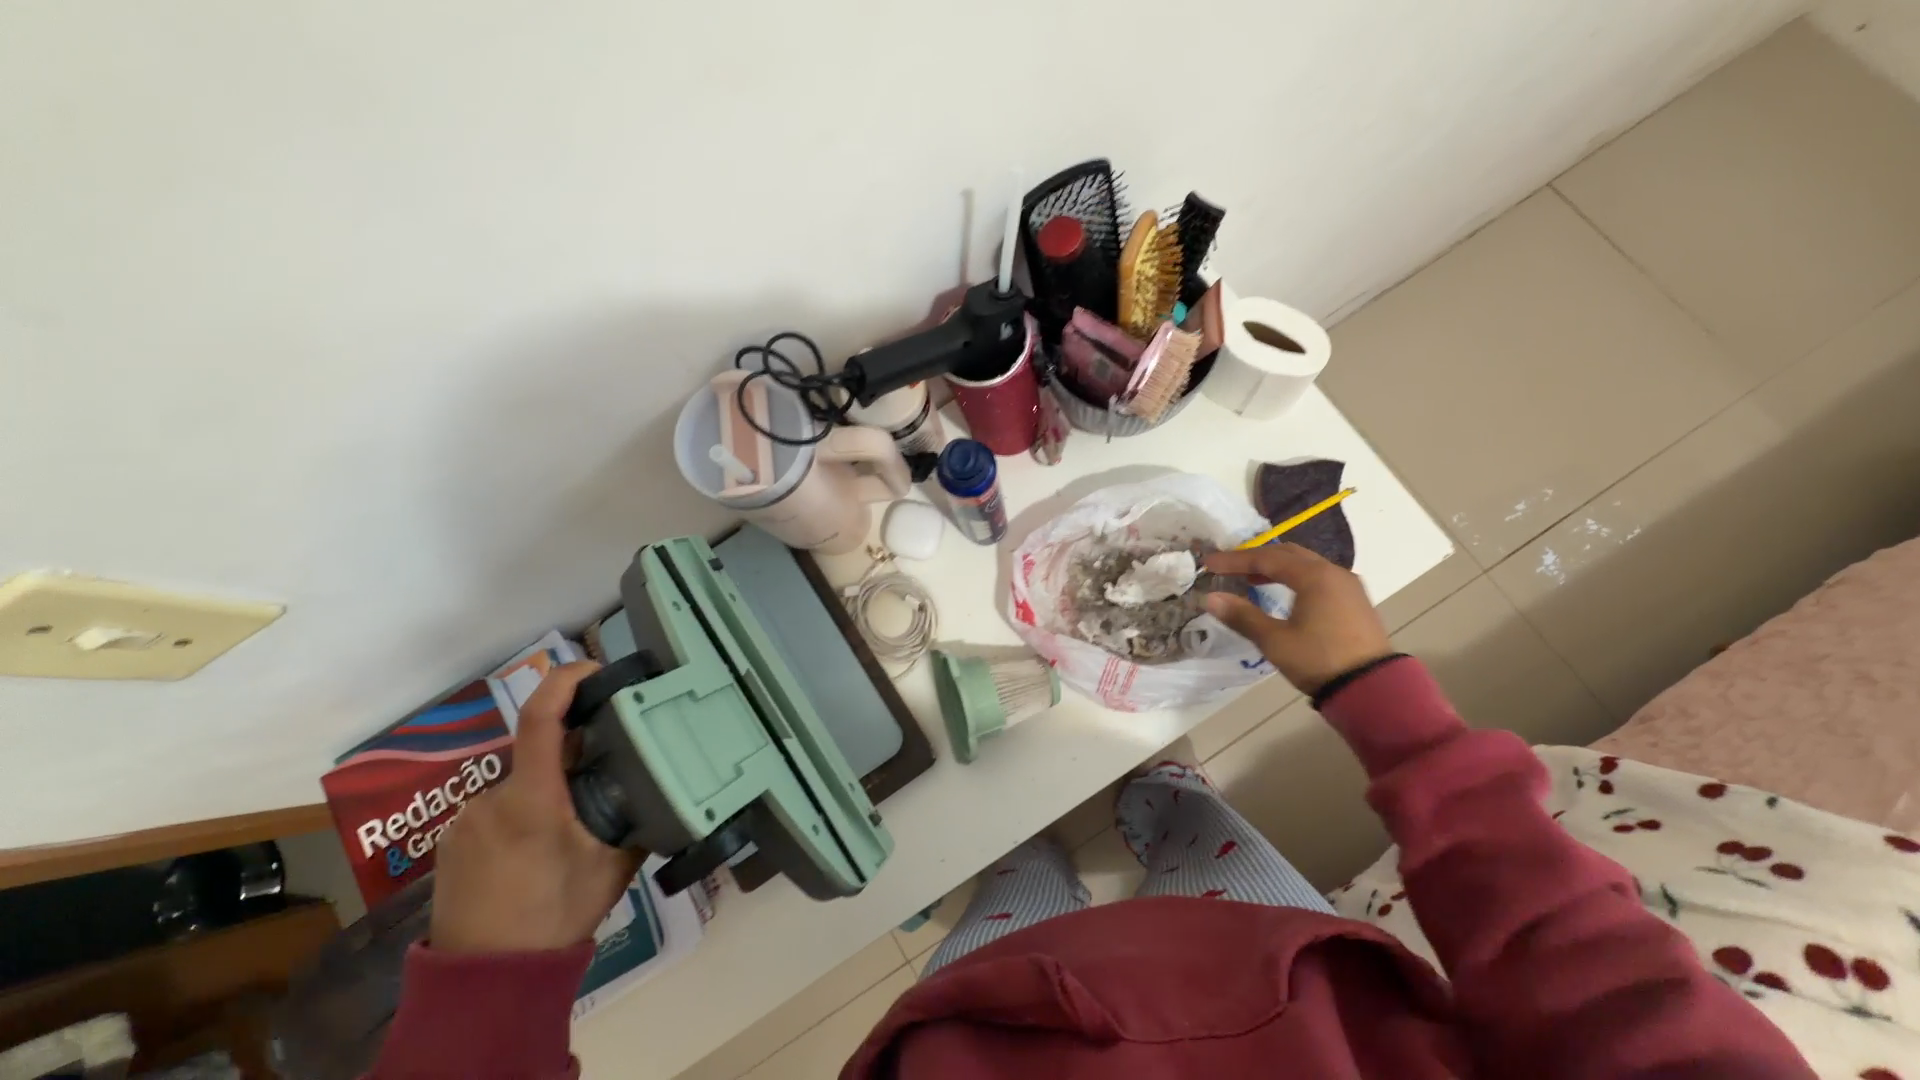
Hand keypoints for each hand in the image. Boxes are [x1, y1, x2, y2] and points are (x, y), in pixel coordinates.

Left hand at [429, 661, 642, 954]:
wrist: (485, 977)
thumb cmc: (554, 915)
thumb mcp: (612, 867)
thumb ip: (634, 818)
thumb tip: (659, 788)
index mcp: (533, 798)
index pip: (542, 718)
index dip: (565, 681)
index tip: (592, 668)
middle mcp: (491, 798)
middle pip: (538, 759)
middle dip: (571, 763)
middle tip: (603, 786)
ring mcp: (465, 820)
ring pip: (518, 789)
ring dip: (546, 797)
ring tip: (569, 837)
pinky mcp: (451, 842)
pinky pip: (496, 813)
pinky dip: (521, 819)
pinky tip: (535, 857)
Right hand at [1202, 543, 1393, 695]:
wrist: (1372, 688)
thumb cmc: (1319, 660)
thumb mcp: (1275, 641)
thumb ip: (1242, 616)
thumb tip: (1210, 598)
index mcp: (1314, 576)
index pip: (1266, 558)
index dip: (1235, 560)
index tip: (1209, 563)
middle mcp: (1334, 572)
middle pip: (1288, 554)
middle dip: (1256, 558)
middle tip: (1230, 567)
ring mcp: (1348, 586)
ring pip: (1306, 565)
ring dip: (1277, 568)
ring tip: (1251, 579)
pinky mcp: (1355, 601)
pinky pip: (1320, 578)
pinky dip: (1296, 578)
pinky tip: (1284, 593)